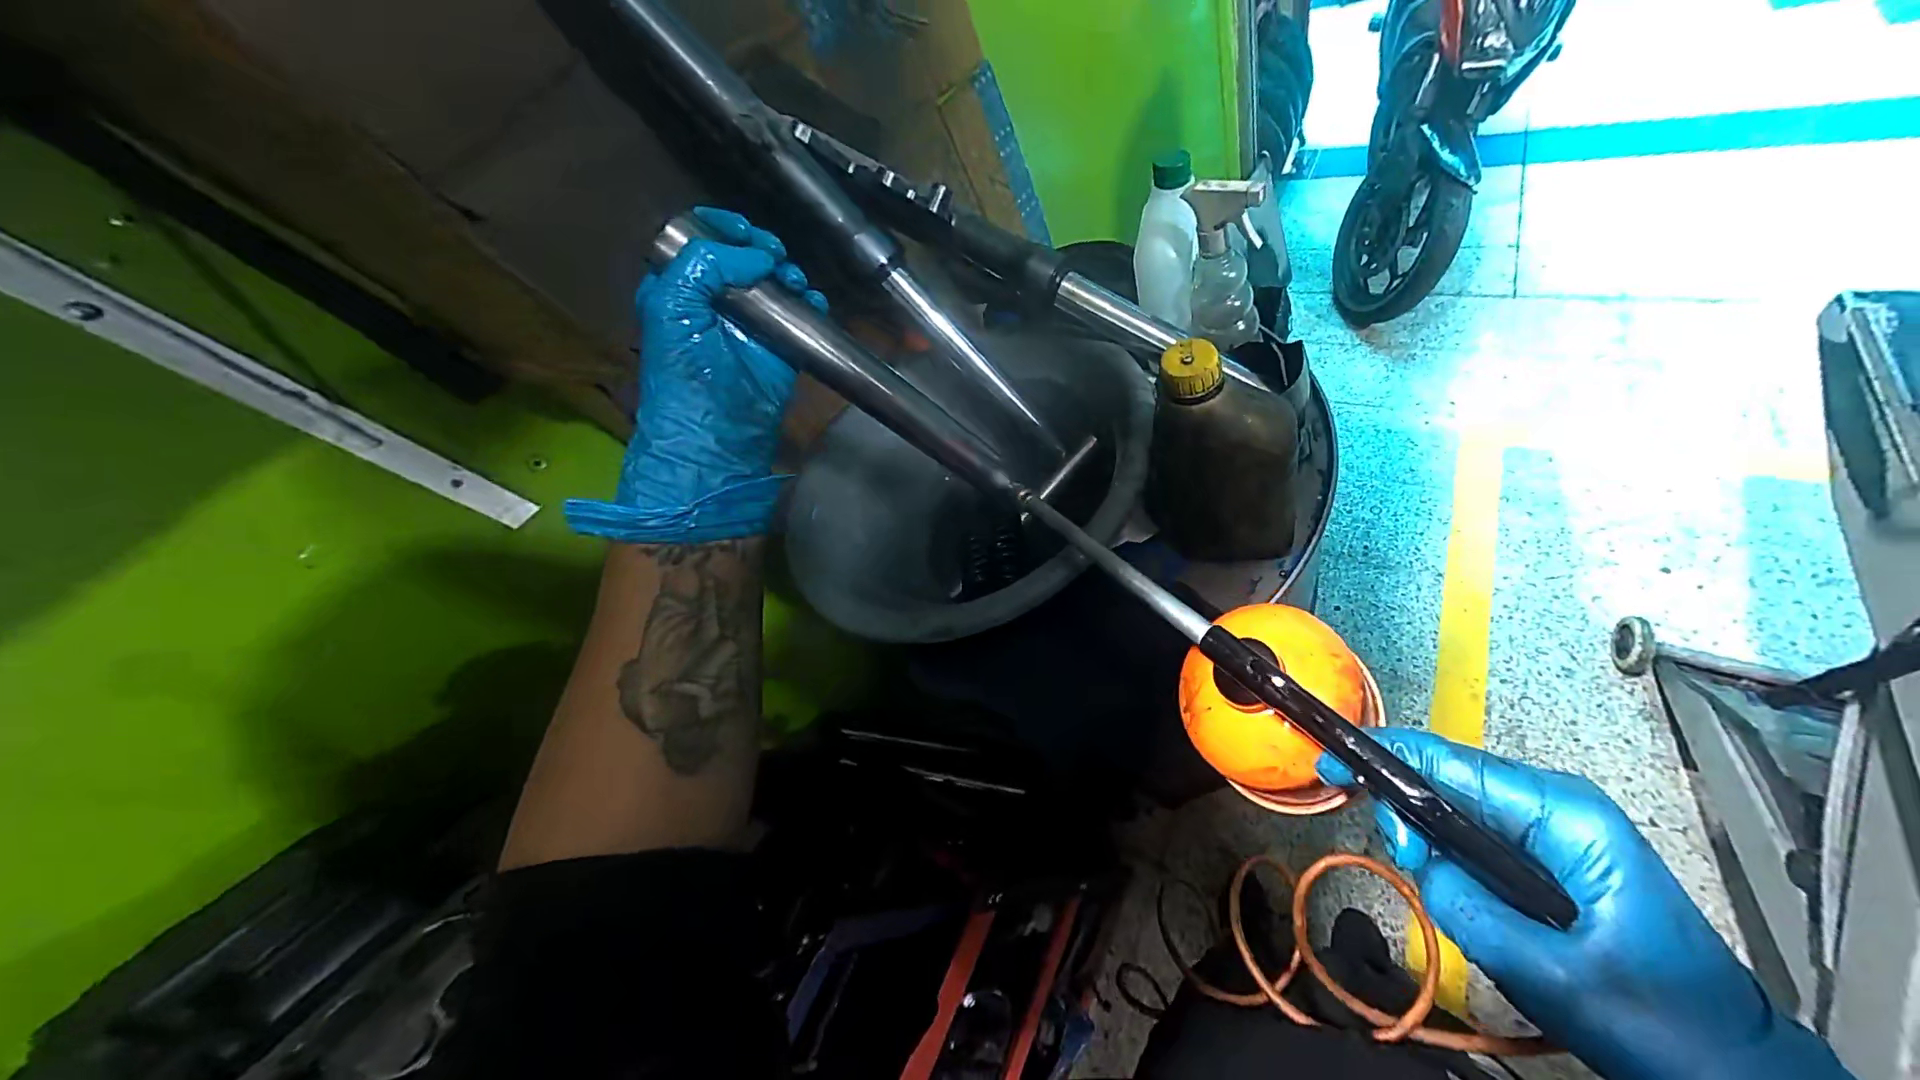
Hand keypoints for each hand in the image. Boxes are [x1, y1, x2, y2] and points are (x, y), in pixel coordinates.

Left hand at [565, 207, 826, 544]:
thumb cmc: (685, 372)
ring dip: (787, 270)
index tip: (742, 230)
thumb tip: (754, 255)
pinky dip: (809, 299)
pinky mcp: (781, 343)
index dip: (723, 226)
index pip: (701, 240)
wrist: (718, 429)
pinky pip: (800, 309)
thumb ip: (703, 265)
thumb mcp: (673, 306)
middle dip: (761, 246)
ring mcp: (752, 321)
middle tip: (771, 254)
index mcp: (680, 287)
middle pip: (745, 254)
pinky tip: (809, 299)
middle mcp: (717, 299)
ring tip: (791, 280)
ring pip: (775, 278)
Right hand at [1317, 731, 1851, 1079]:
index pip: (1449, 762)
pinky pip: (1478, 840)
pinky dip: (1452, 859)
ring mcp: (1556, 830)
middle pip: (1449, 782)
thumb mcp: (1541, 966)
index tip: (1332, 765)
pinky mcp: (1551, 856)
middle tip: (1405, 860)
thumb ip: (1458, 897)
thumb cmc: (1654, 1018)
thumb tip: (1412, 851)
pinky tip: (1458, 891)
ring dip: (1432, 845)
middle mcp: (1556, 806)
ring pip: (1458, 814)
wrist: (1737, 1071)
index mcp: (1562, 813)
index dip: (1382, 757)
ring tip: (1442, 890)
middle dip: (1410, 814)